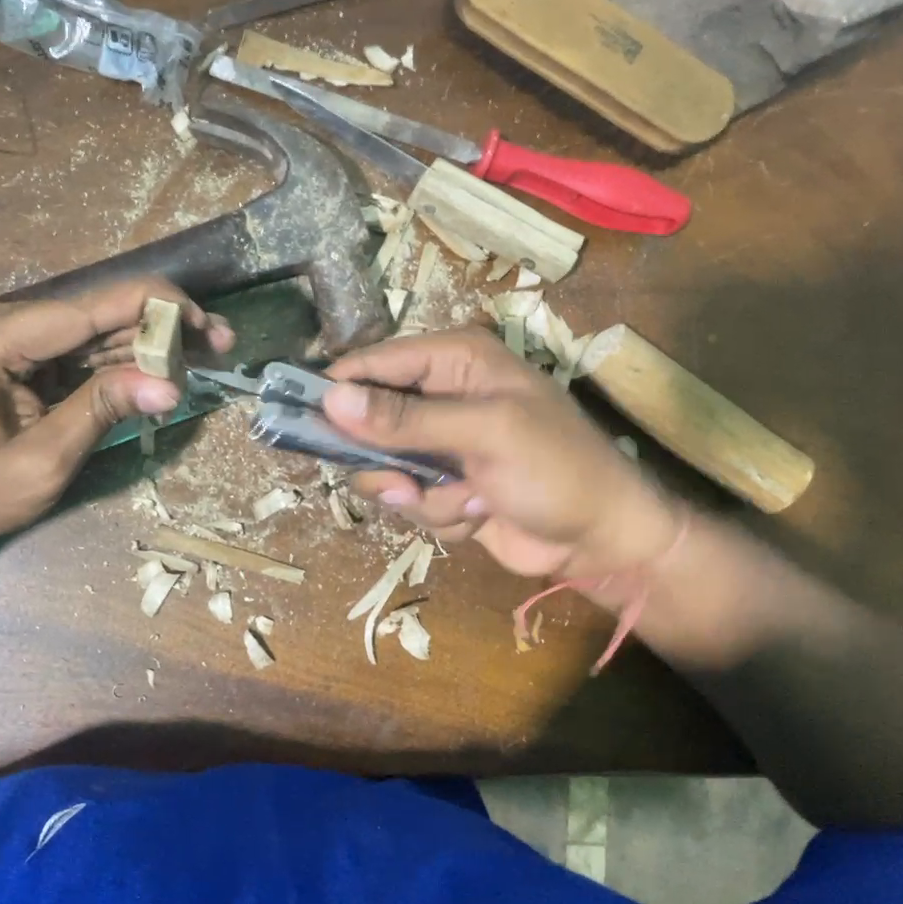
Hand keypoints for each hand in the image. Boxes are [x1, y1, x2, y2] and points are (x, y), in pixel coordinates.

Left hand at [0, 278, 232, 569]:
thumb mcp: (44, 460)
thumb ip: (103, 410)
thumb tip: (173, 384)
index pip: (91, 308)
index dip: (157, 310)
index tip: (209, 326)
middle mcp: (2, 320)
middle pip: (98, 311)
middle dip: (161, 326)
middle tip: (220, 342)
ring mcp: (12, 335)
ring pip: (97, 329)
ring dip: (150, 343)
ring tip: (208, 352)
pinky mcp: (23, 355)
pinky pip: (83, 351)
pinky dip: (124, 362)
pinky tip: (166, 368)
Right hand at [322, 328, 677, 581]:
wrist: (602, 541)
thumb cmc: (557, 469)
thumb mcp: (483, 433)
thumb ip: (405, 419)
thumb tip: (330, 398)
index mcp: (455, 362)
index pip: (374, 364)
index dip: (337, 390)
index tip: (300, 420)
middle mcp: (441, 397)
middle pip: (367, 421)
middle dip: (384, 461)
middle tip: (401, 484)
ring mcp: (441, 446)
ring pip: (383, 469)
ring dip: (419, 495)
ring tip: (465, 500)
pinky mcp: (443, 488)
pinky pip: (408, 500)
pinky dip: (439, 514)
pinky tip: (478, 514)